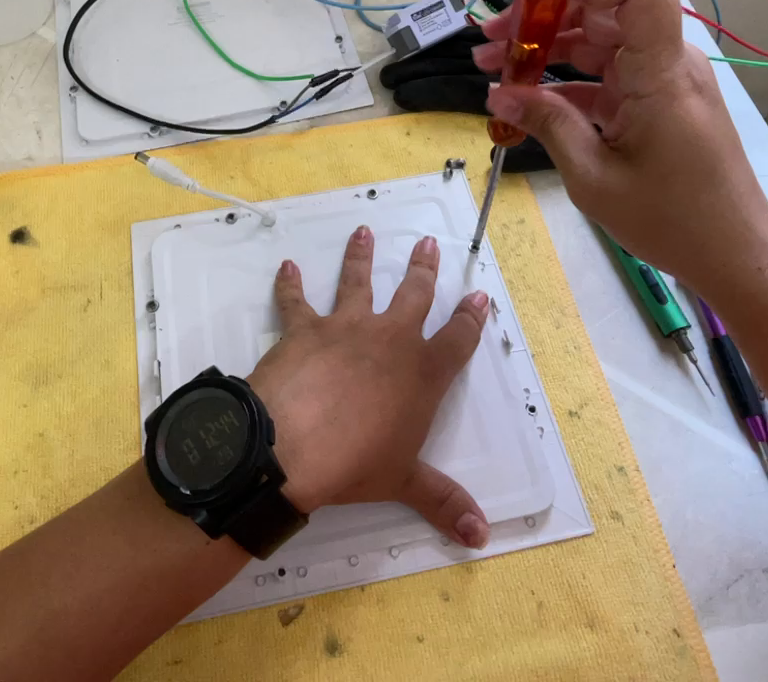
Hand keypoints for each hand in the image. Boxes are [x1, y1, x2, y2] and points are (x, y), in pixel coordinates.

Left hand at [247, 225, 492, 547]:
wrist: (293, 445)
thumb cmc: (355, 462)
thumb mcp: (403, 483)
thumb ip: (443, 502)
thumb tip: (481, 537)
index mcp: (421, 373)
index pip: (457, 341)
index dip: (471, 319)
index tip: (479, 296)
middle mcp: (389, 339)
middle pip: (413, 295)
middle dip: (423, 269)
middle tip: (427, 243)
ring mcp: (345, 327)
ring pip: (358, 282)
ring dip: (361, 256)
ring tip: (363, 231)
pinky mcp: (304, 328)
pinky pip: (295, 300)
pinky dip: (289, 283)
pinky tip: (286, 266)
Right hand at [472, 0, 767, 295]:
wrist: (734, 254)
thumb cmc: (670, 220)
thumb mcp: (594, 177)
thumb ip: (548, 125)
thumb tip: (499, 93)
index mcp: (660, 74)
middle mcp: (665, 64)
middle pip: (604, 11)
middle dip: (542, 17)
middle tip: (489, 39)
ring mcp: (661, 82)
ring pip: (599, 42)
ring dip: (546, 49)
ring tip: (493, 66)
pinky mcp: (656, 102)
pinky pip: (607, 75)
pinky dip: (566, 82)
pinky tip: (526, 100)